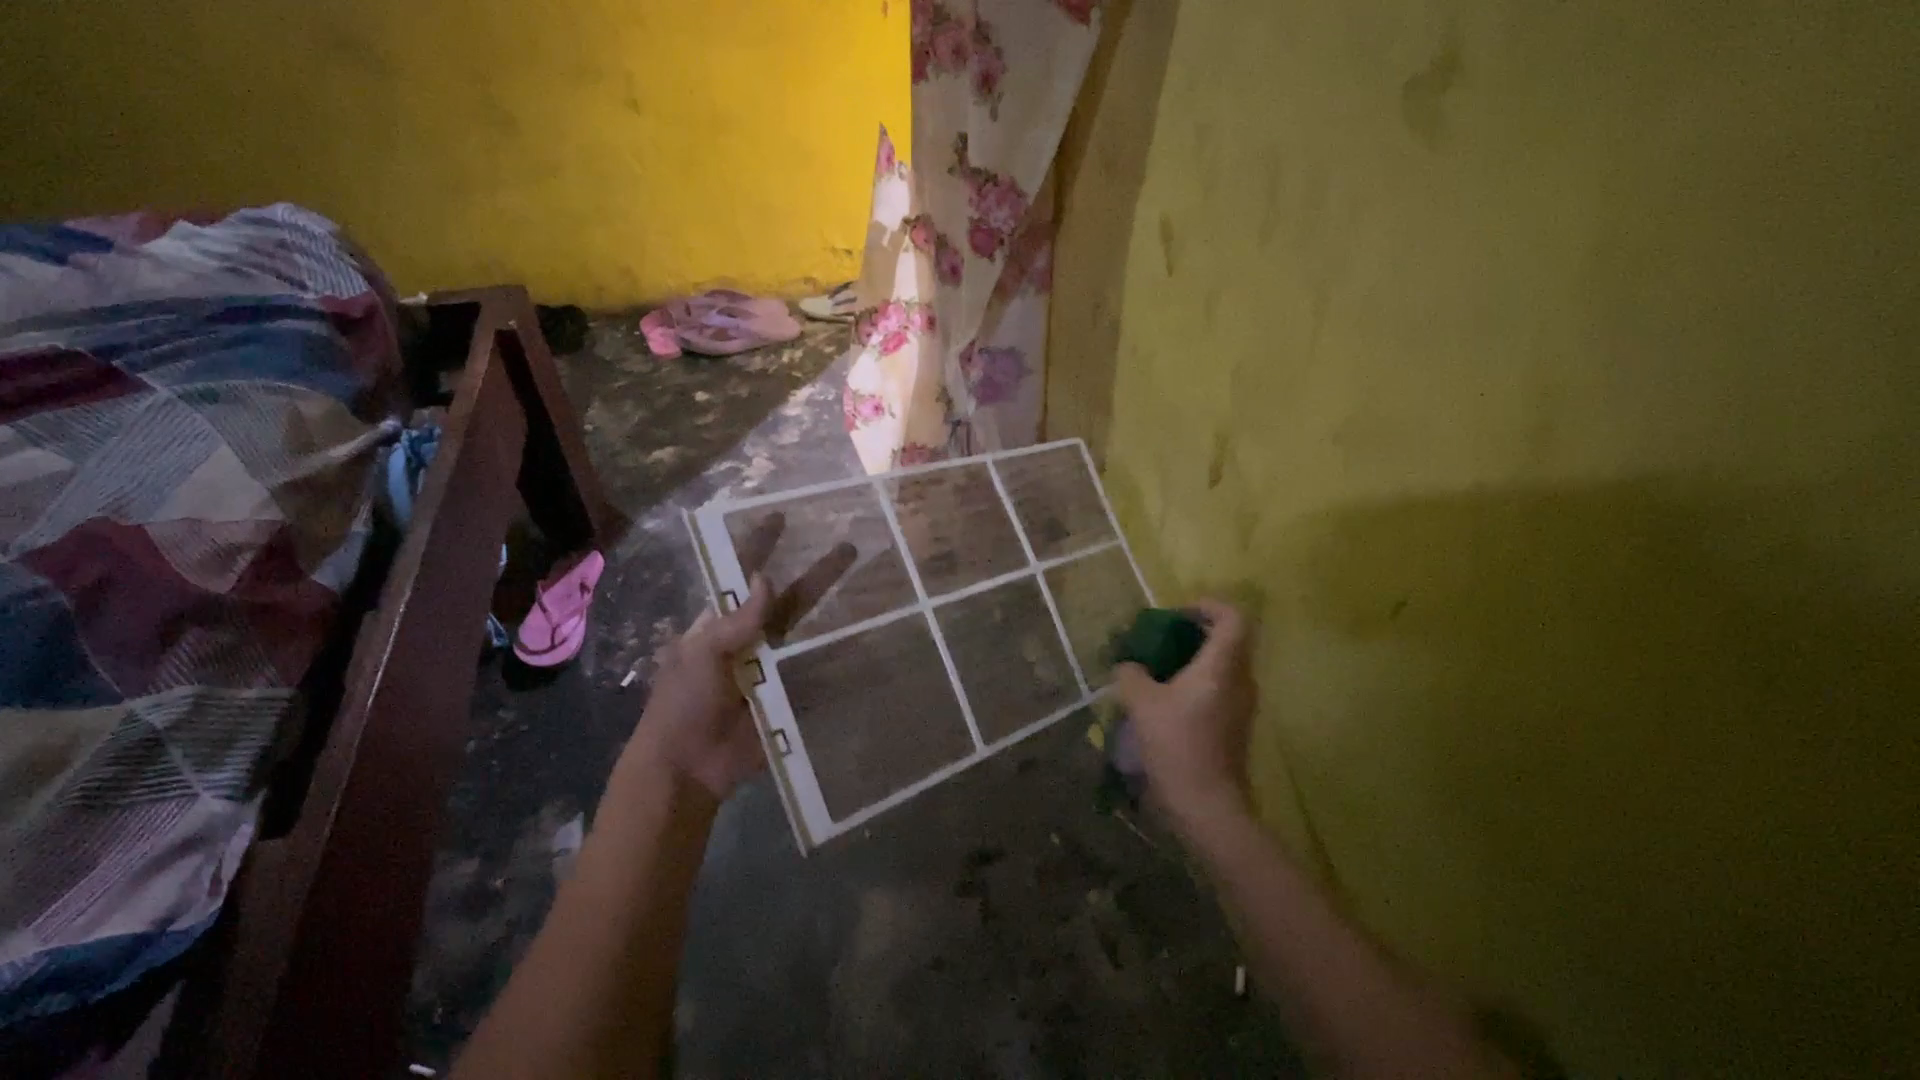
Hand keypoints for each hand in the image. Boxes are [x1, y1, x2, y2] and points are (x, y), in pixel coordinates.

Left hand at [629, 510, 855, 799]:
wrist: (687, 768)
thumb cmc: (683, 704)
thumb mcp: (700, 654)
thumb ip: (736, 620)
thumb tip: (766, 578)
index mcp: (720, 624)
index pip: (743, 575)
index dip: (759, 545)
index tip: (780, 515)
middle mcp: (749, 640)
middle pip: (788, 599)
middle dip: (818, 574)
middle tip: (850, 546)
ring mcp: (771, 669)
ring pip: (807, 633)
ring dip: (834, 613)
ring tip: (871, 591)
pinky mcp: (787, 697)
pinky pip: (817, 674)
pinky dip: (839, 661)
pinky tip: (868, 643)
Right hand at [1112, 600, 1257, 829]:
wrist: (1208, 805)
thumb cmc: (1177, 746)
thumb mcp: (1142, 705)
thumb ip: (1132, 676)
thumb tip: (1128, 665)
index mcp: (1222, 666)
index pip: (1233, 618)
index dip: (1208, 606)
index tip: (1178, 613)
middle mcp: (1241, 680)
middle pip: (1229, 641)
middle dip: (1195, 634)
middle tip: (1161, 641)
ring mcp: (1243, 706)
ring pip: (1224, 668)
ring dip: (1195, 662)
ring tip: (1159, 673)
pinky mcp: (1237, 728)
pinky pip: (1221, 691)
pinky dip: (1198, 686)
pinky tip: (1168, 704)